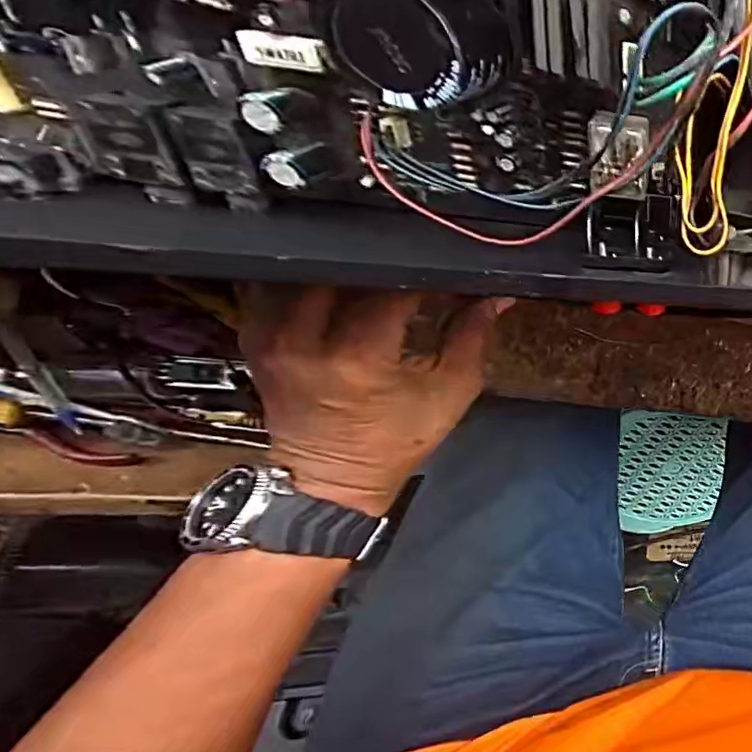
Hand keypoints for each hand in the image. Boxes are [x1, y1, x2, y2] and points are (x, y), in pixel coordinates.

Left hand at [238, 287, 512, 516]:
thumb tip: (495, 298)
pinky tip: (333, 290)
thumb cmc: (400, 438)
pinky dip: (304, 286)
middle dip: (382, 274)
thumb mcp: (453, 390)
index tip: (445, 278)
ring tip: (372, 281)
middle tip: (409, 277)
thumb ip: (472, 337)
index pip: (393, 292)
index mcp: (360, 357)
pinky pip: (271, 294)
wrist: (334, 477)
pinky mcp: (256, 343)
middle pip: (343, 276)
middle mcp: (306, 343)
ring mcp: (273, 341)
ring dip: (342, 275)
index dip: (425, 280)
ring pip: (303, 279)